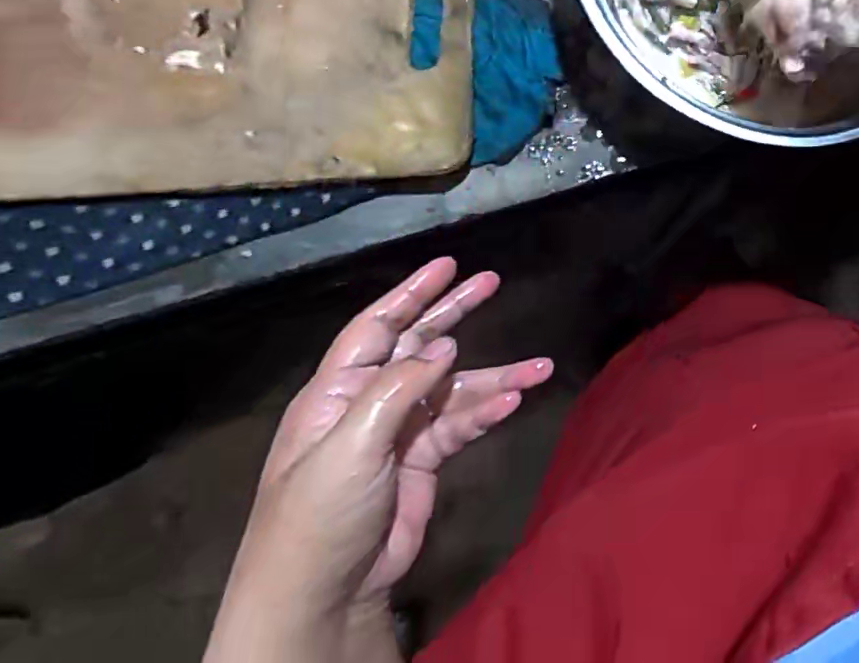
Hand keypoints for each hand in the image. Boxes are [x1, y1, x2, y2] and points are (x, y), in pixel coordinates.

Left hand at [207, 258, 552, 661]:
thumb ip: (398, 390)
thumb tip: (445, 345)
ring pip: (456, 388)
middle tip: (492, 281)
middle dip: (455, 313)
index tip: (447, 265)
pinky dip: (489, 412)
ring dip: (498, 378)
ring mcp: (400, 430)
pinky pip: (464, 423)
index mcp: (336, 395)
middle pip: (420, 345)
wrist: (325, 593)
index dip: (410, 295)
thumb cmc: (318, 517)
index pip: (375, 330)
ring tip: (540, 369)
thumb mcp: (348, 449)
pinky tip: (513, 405)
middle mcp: (370, 403)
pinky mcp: (425, 457)